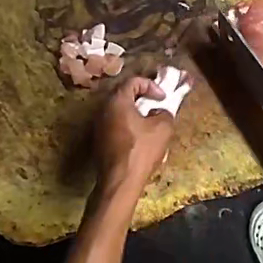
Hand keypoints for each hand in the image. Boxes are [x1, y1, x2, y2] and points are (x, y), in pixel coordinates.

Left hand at [92, 75, 174, 207]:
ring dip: (135, 112)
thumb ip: (164, 113)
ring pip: (119, 110)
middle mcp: (103, 109)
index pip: (133, 81)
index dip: (151, 85)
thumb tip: (161, 112)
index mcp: (117, 100)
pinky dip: (128, 124)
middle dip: (142, 97)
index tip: (162, 98)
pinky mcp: (99, 139)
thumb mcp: (162, 128)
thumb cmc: (141, 150)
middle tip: (157, 105)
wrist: (120, 180)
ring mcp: (98, 125)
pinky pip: (115, 124)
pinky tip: (140, 138)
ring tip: (151, 122)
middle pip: (124, 94)